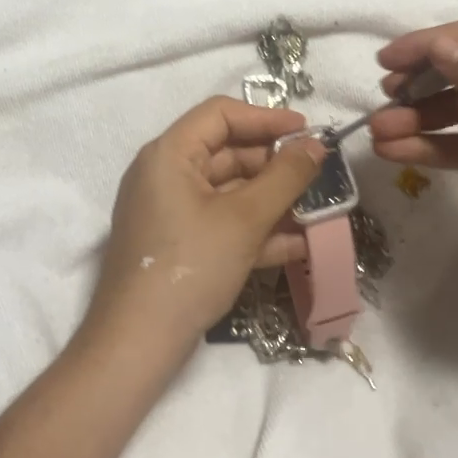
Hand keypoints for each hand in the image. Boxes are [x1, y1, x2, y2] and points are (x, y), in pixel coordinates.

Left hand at [84, 97, 327, 351]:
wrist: (138, 342)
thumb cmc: (190, 266)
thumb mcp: (244, 219)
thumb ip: (285, 177)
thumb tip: (316, 145)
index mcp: (169, 154)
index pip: (220, 114)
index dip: (266, 118)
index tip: (307, 132)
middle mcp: (165, 175)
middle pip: (227, 152)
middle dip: (275, 165)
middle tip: (319, 176)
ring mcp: (170, 212)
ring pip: (229, 192)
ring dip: (273, 200)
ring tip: (318, 211)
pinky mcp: (178, 245)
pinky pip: (222, 223)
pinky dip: (256, 229)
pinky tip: (298, 244)